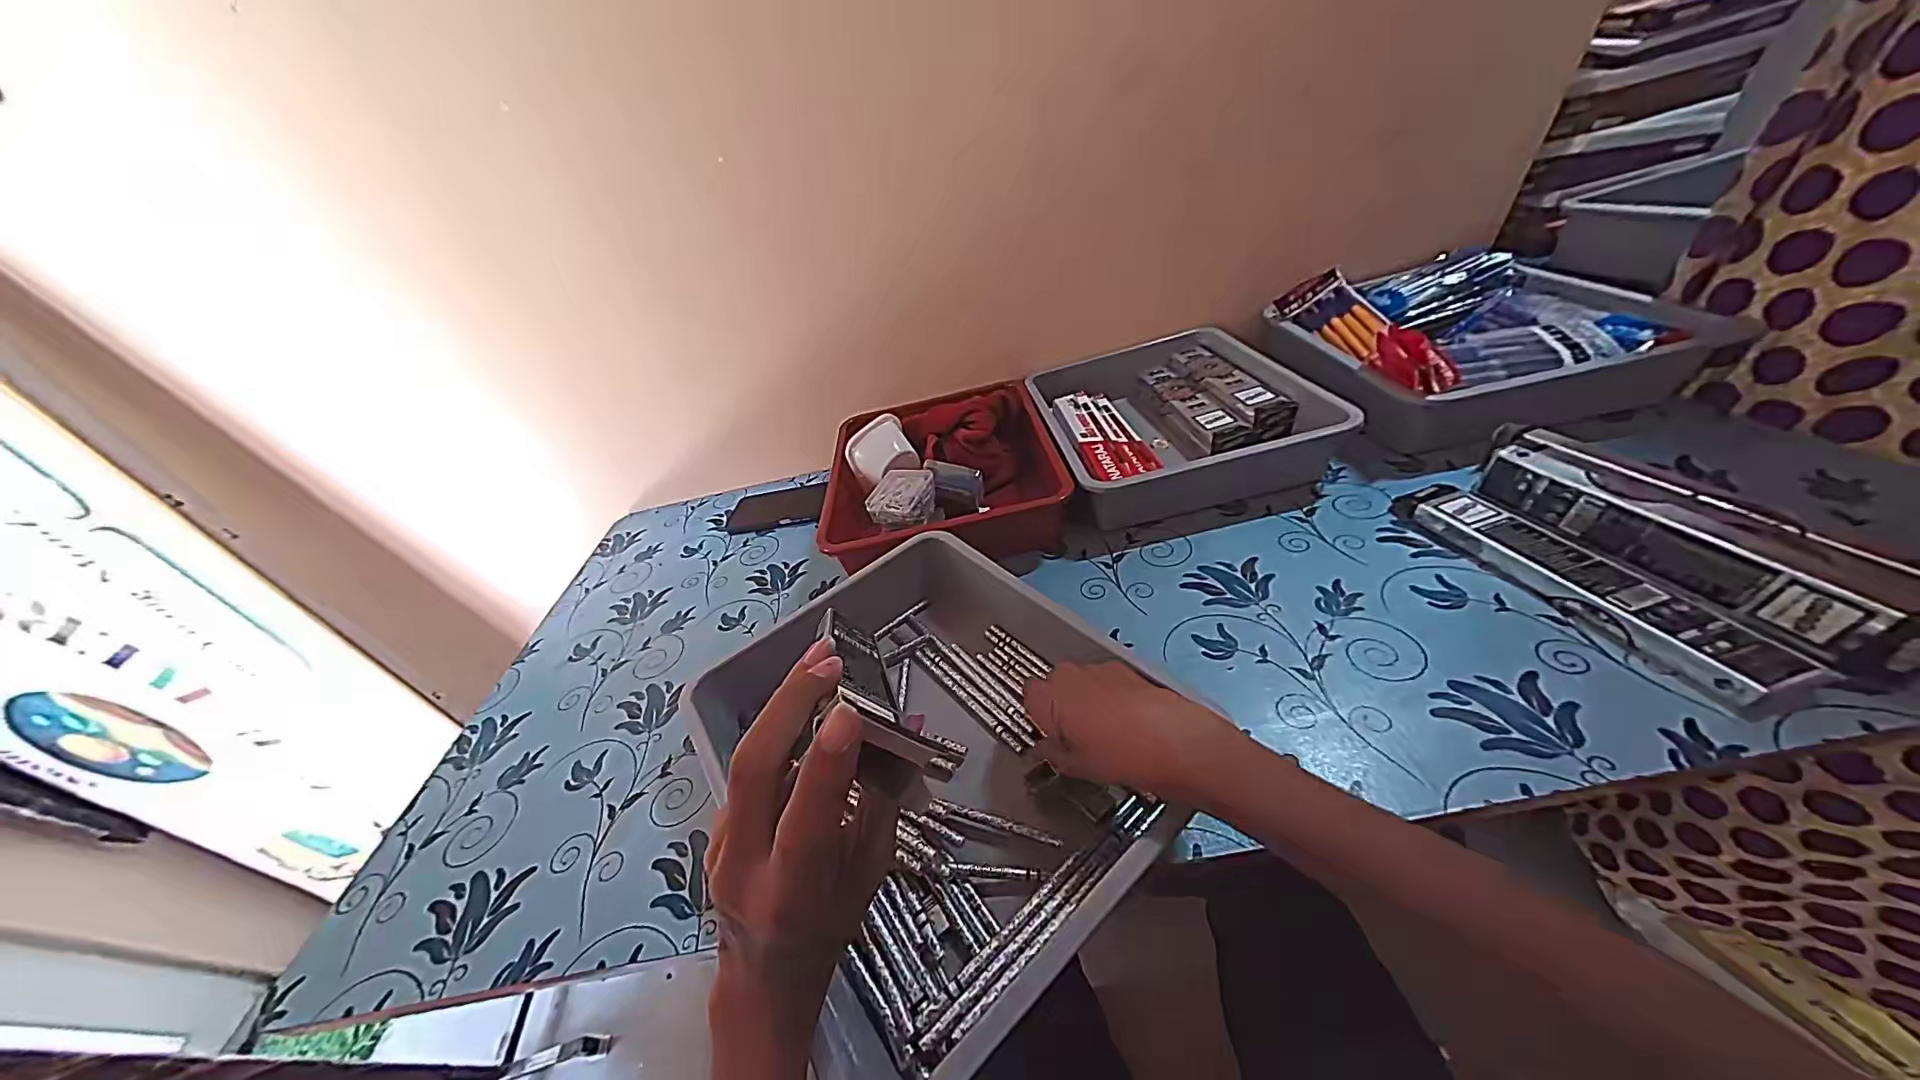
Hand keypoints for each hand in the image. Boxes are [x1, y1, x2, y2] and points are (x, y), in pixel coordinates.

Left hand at [706, 636, 897, 1079]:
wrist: (762, 972)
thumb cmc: (828, 928)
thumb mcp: (871, 872)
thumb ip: (884, 799)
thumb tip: (908, 732)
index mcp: (791, 890)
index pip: (806, 816)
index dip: (829, 761)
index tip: (850, 710)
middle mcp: (743, 863)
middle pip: (754, 767)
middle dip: (790, 704)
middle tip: (827, 661)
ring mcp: (720, 839)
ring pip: (744, 756)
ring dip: (782, 701)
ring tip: (817, 659)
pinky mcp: (714, 821)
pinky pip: (748, 763)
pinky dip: (778, 723)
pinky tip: (801, 695)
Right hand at [1024, 660, 1246, 807]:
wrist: (1181, 743)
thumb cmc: (1127, 755)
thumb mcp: (1079, 767)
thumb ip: (1053, 754)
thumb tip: (1048, 750)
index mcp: (1050, 695)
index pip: (1028, 697)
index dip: (1038, 718)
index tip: (1048, 736)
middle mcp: (1072, 674)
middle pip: (1054, 685)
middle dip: (1061, 707)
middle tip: (1074, 739)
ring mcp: (1102, 669)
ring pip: (1082, 683)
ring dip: (1087, 702)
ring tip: (1105, 735)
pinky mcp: (1128, 670)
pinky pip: (1107, 682)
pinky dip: (1111, 698)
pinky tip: (1125, 727)